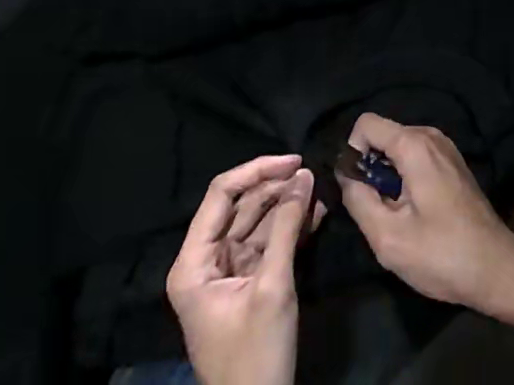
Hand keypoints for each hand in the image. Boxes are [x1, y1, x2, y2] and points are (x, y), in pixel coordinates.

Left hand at [167, 156, 321, 384]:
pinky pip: (268, 241)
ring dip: (288, 204)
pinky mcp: (249, 280)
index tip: (295, 161)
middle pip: (240, 206)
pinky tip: (316, 211)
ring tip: (320, 189)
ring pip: (258, 221)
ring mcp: (227, 271)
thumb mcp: (273, 285)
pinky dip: (291, 226)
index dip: (257, 171)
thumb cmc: (255, 352)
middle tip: (314, 174)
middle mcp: (205, 261)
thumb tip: (304, 176)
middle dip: (276, 187)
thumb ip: (287, 226)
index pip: (221, 195)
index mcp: (193, 262)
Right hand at [337, 114, 513, 314]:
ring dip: (386, 177)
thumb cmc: (441, 253)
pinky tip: (412, 213)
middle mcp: (432, 137)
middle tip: (373, 210)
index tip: (354, 189)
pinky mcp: (452, 164)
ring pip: (398, 149)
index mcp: (415, 145)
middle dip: (369, 167)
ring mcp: (446, 149)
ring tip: (392, 215)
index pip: (366, 124)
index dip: (351, 153)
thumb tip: (345, 174)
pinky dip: (404, 179)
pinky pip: (415, 158)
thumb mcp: (387, 235)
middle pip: (383, 136)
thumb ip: (358, 198)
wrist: (494, 266)